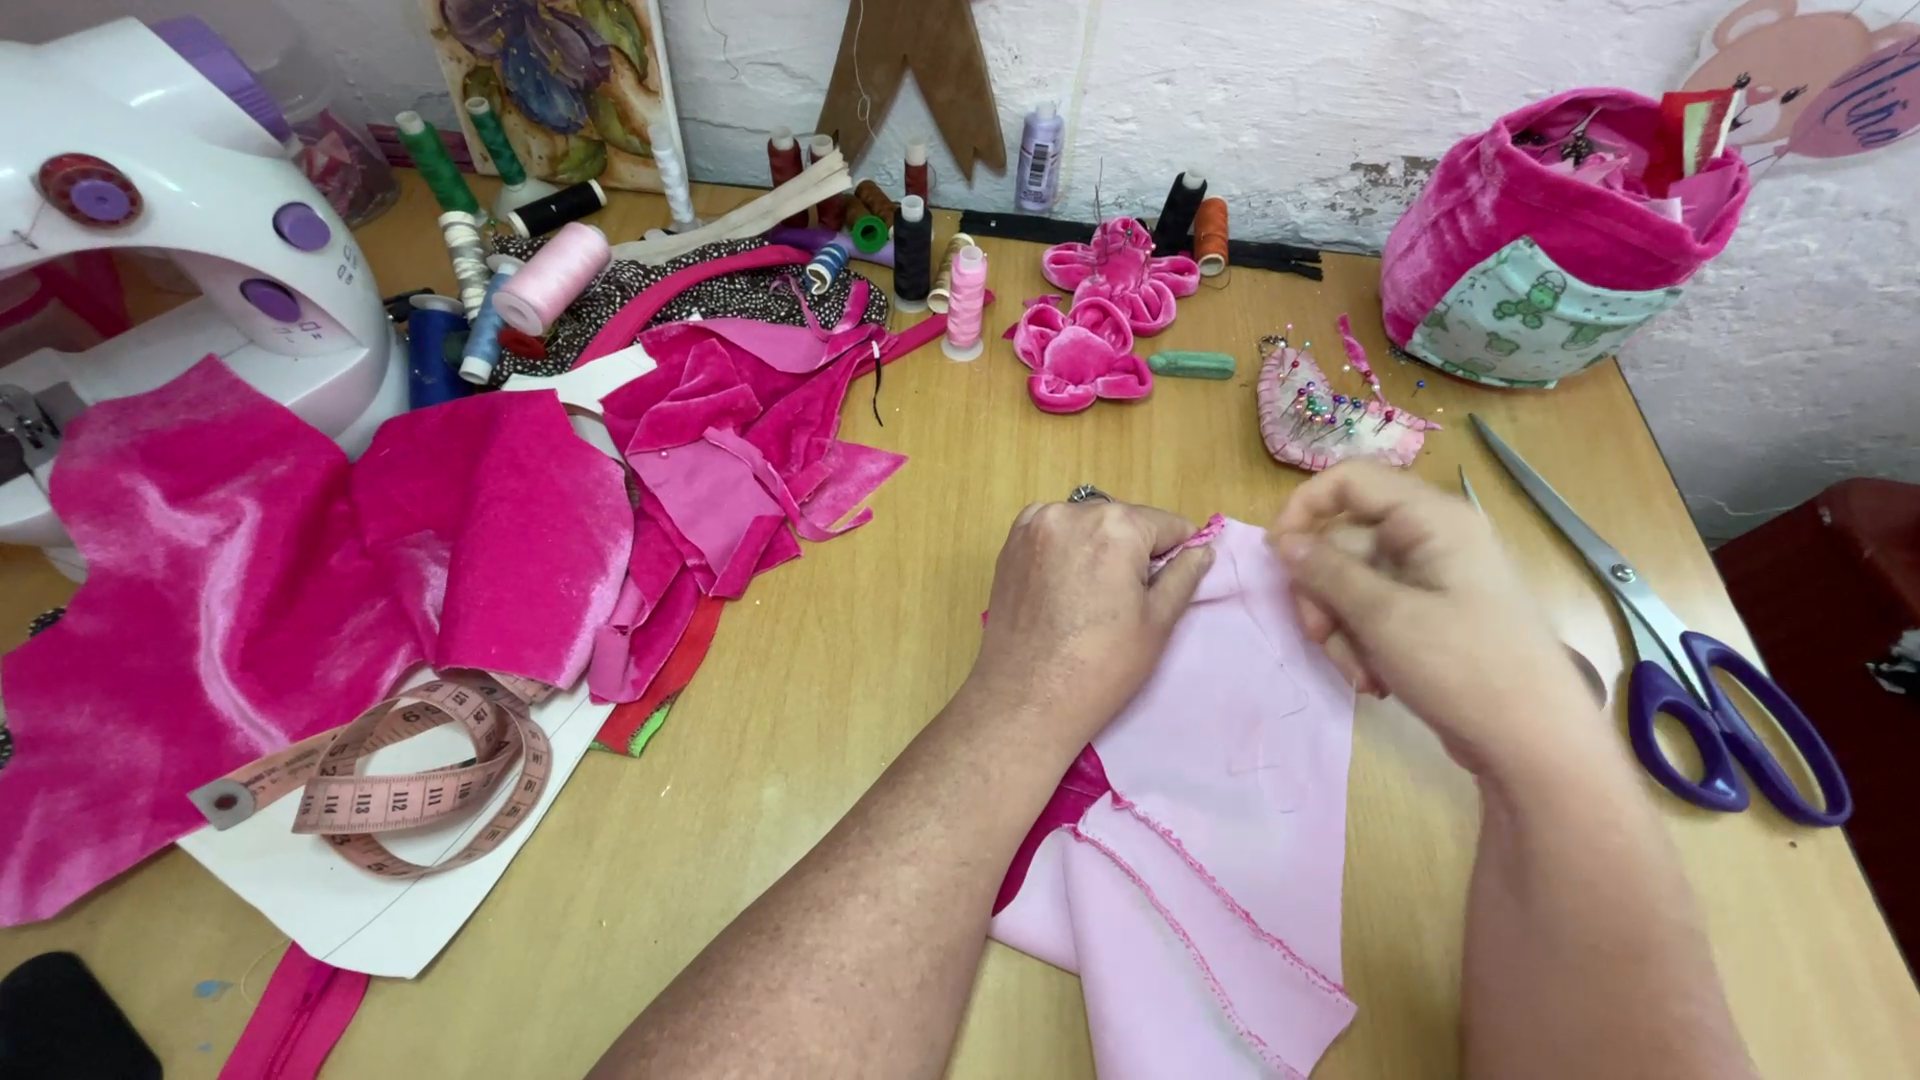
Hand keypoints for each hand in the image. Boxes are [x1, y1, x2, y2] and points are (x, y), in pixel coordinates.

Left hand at [966, 499, 1212, 749]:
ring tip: (1094, 595)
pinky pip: (1052, 532)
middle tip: (1129, 597)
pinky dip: (1065, 548)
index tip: (1172, 580)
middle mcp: (1070, 512)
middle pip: (1123, 520)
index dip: (1177, 552)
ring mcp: (1034, 525)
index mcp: (1115, 525)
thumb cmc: (1101, 665)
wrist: (1026, 698)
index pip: (1167, 524)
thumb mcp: (1157, 622)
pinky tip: (1065, 585)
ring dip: (1098, 545)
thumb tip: (1202, 549)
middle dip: (1134, 548)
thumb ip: (1183, 575)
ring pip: (1086, 523)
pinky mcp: (1010, 543)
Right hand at [1267, 460, 1606, 777]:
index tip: (1277, 556)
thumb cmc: (1464, 668)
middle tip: (1319, 636)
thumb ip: (1326, 571)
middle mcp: (1429, 538)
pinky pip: (1370, 611)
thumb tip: (1281, 541)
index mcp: (1430, 519)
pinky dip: (1360, 642)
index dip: (1304, 508)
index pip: (1349, 480)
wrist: (1534, 745)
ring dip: (1339, 627)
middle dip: (1322, 592)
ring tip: (1358, 671)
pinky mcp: (1427, 615)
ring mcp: (1429, 579)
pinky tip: (1373, 678)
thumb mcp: (1383, 617)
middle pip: (1342, 541)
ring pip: (1349, 583)